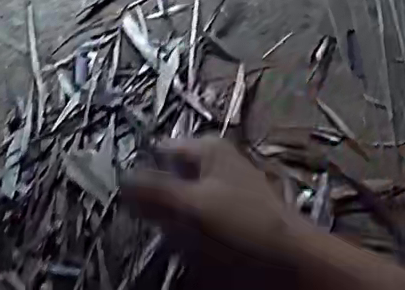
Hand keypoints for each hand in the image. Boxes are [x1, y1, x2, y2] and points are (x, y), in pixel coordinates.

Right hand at [124, 139, 297, 260]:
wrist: (286, 256)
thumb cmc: (242, 221)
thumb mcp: (195, 205)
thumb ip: (157, 191)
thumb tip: (120, 177)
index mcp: (207, 147)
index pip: (163, 150)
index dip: (142, 168)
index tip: (118, 192)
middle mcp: (213, 160)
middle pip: (171, 174)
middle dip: (153, 195)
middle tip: (133, 217)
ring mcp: (221, 185)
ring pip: (180, 197)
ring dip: (168, 215)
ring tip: (156, 232)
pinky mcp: (225, 212)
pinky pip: (194, 215)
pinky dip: (183, 227)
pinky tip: (177, 242)